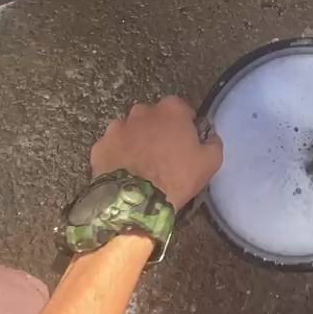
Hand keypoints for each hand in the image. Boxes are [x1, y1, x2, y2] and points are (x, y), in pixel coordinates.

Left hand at [89, 96, 222, 208]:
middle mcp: (142, 111)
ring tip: (140, 165)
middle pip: (153, 117)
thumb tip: (209, 137)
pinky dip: (117, 156)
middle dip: (157, 130)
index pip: (181, 109)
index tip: (185, 143)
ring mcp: (117, 128)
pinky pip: (111, 148)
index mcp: (171, 109)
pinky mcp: (99, 147)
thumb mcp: (210, 162)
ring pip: (129, 131)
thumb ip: (213, 143)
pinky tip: (123, 173)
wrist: (136, 204)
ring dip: (135, 141)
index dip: (184, 126)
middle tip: (162, 154)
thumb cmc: (177, 177)